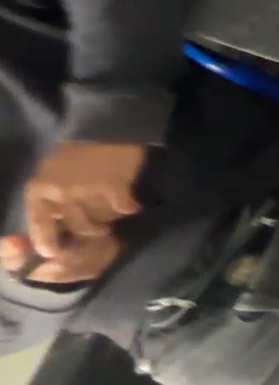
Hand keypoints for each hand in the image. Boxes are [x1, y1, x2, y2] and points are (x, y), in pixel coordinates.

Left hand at [6, 142, 145, 283]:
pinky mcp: (114, 187)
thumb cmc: (76, 153)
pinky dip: (129, 209)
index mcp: (40, 191)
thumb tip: (62, 220)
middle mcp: (60, 194)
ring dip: (110, 218)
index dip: (46, 241)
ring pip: (100, 218)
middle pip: (75, 225)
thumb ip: (53, 197)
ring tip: (117, 213)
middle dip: (90, 230)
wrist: (107, 130)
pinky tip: (134, 206)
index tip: (54, 254)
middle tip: (100, 230)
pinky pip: (122, 208)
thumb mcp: (52, 175)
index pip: (38, 223)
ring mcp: (87, 191)